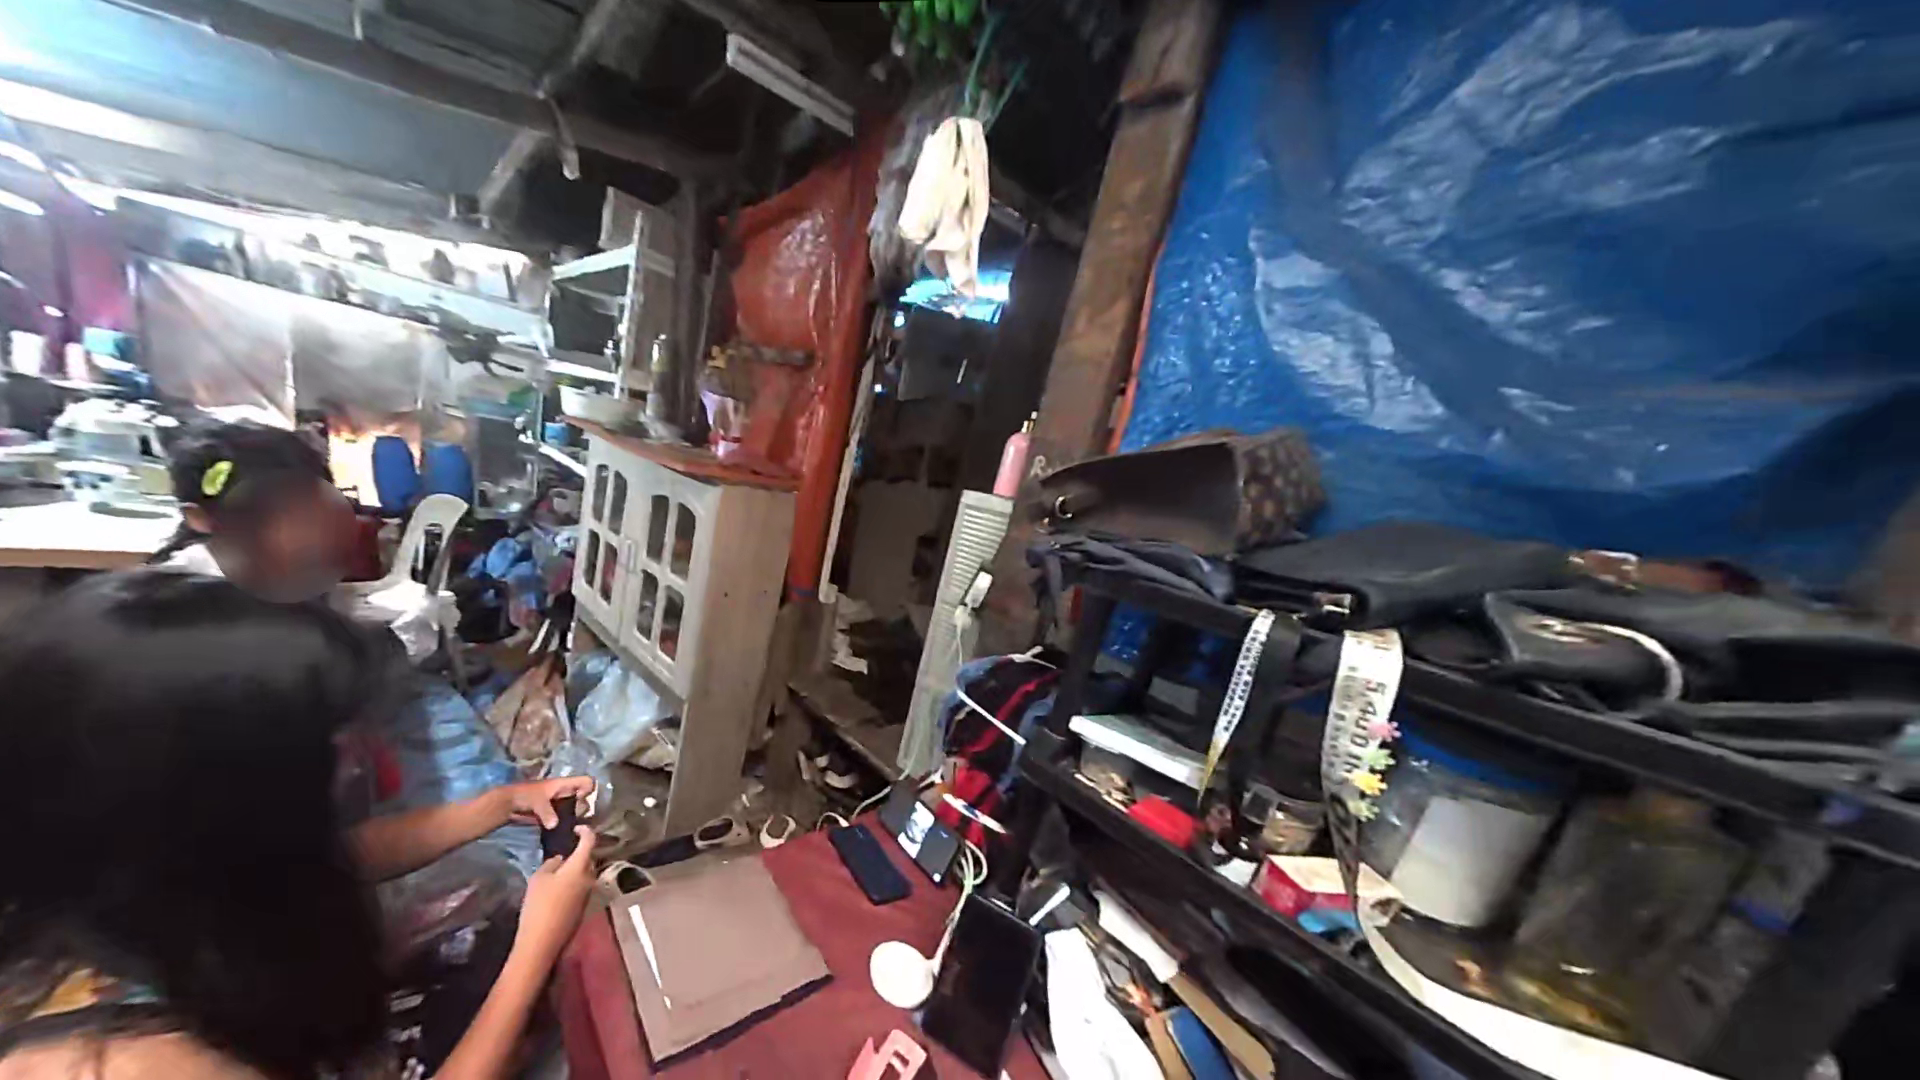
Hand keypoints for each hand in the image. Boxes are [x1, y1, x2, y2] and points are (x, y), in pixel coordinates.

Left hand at [500, 776, 595, 827]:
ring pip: (576, 807)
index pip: (587, 781)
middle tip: (577, 817)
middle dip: (583, 807)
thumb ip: (547, 813)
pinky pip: (566, 817)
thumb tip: (555, 825)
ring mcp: (560, 803)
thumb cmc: (525, 796)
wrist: (507, 804)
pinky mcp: (553, 813)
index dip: (588, 790)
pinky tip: (566, 830)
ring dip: (577, 816)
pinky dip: (568, 823)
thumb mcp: (537, 803)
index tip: (580, 801)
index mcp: (565, 784)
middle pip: (585, 797)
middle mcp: (566, 792)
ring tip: (575, 826)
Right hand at [516, 825, 596, 963]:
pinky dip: (574, 882)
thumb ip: (551, 864)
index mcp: (581, 865)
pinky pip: (582, 886)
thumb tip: (561, 859)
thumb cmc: (539, 905)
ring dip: (576, 869)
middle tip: (564, 851)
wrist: (542, 941)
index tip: (577, 827)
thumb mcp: (539, 879)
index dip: (585, 830)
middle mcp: (591, 876)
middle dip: (578, 852)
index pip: (590, 840)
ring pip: (585, 873)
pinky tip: (559, 889)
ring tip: (558, 870)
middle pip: (588, 858)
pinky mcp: (584, 906)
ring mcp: (589, 892)